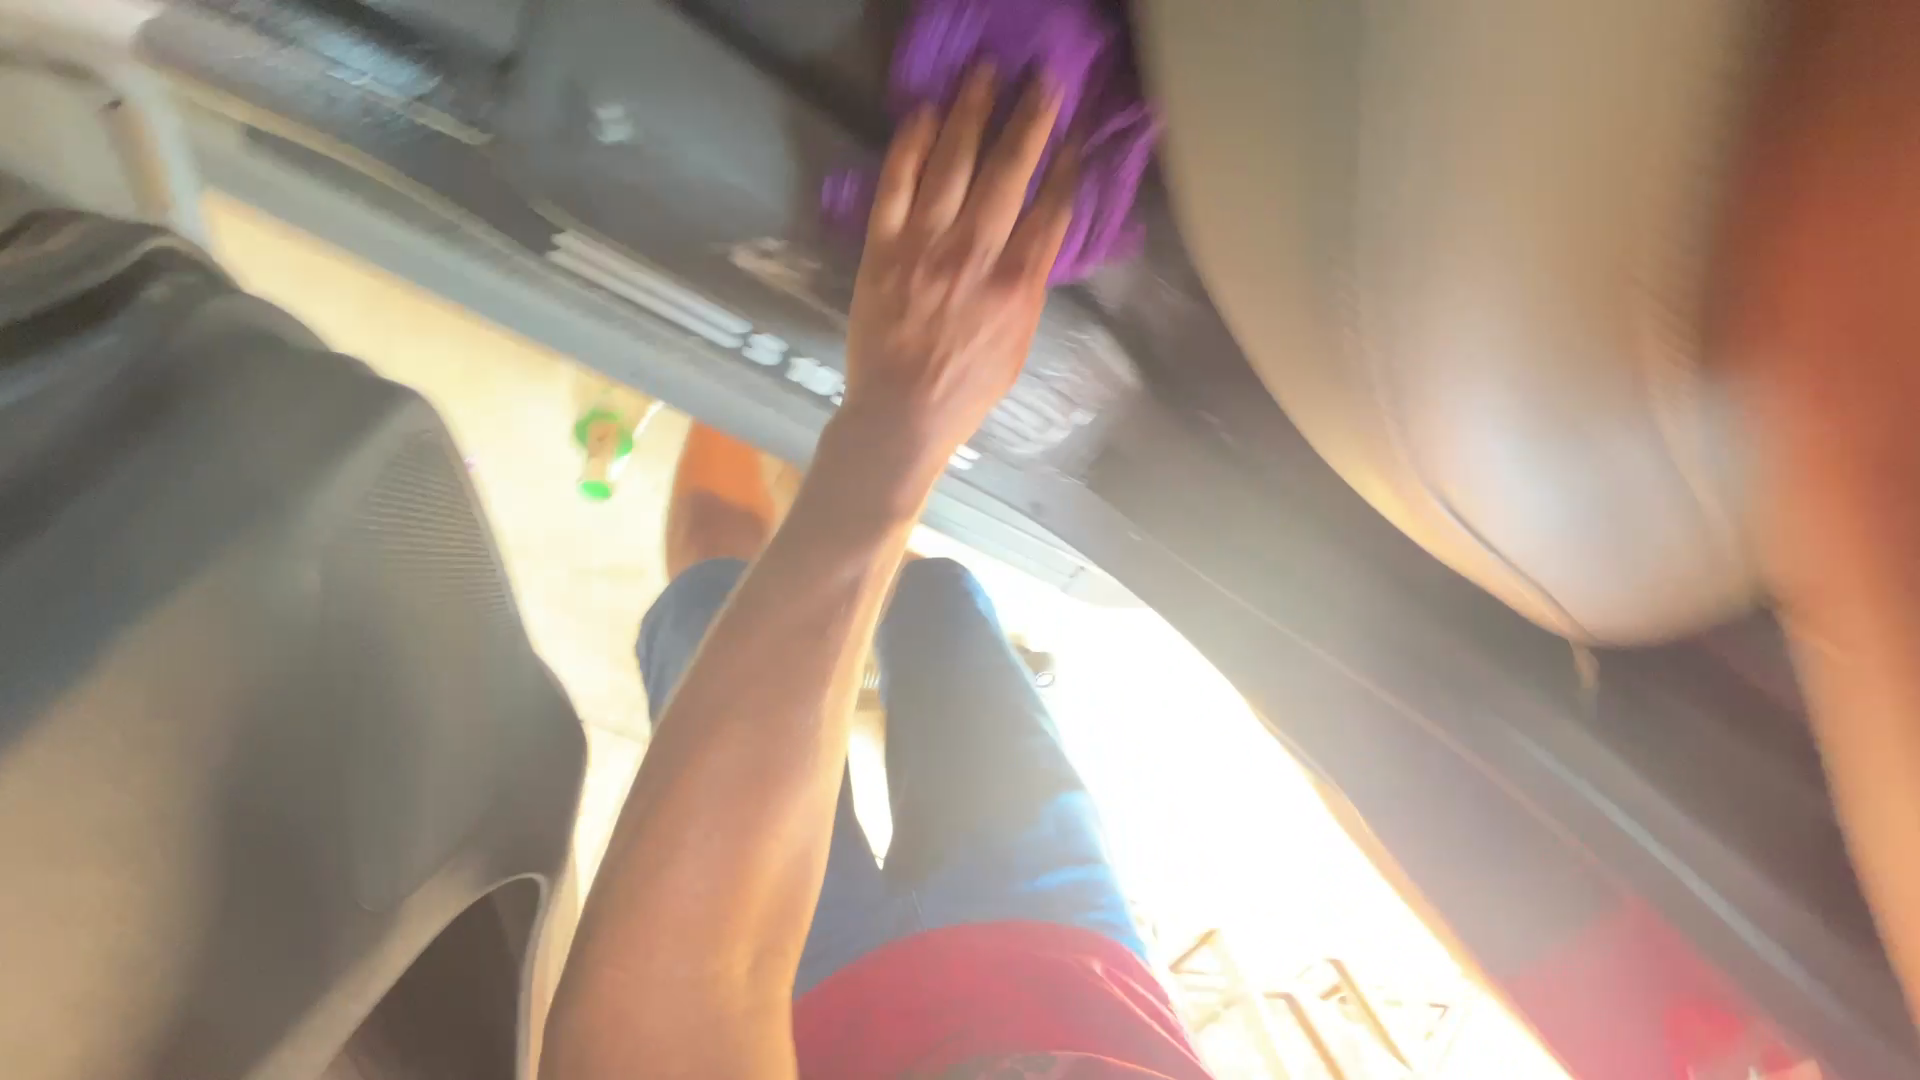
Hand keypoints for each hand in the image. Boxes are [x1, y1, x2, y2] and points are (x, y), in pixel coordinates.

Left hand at [839, 65, 1077, 466]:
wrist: (900, 414)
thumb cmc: (965, 391)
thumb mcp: (1016, 347)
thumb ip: (1026, 291)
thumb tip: (1035, 242)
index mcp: (1015, 286)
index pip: (1050, 211)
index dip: (1066, 168)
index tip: (1076, 136)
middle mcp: (974, 255)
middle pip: (1008, 173)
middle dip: (1031, 120)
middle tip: (1044, 80)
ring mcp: (925, 247)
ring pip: (953, 164)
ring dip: (973, 113)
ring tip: (987, 74)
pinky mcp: (883, 248)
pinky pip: (896, 183)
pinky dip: (911, 144)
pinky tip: (926, 113)